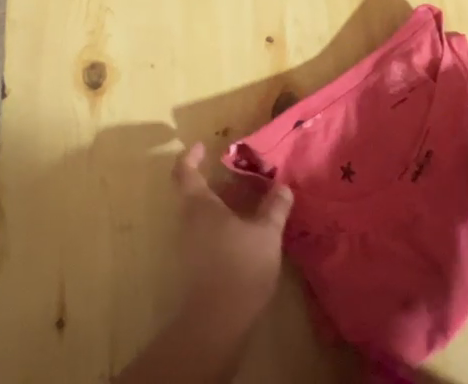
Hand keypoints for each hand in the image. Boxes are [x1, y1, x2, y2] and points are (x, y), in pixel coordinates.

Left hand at [170, 142, 294, 328]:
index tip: (204, 146)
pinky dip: (226, 226)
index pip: (185, 172)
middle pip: (198, 194)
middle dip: (222, 183)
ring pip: (205, 216)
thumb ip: (274, 207)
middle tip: (248, 177)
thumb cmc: (240, 266)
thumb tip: (282, 186)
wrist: (216, 321)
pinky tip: (251, 233)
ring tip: (256, 204)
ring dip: (226, 207)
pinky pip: (209, 234)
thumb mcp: (266, 233)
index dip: (192, 157)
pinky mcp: (196, 266)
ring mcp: (189, 246)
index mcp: (200, 205)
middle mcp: (189, 221)